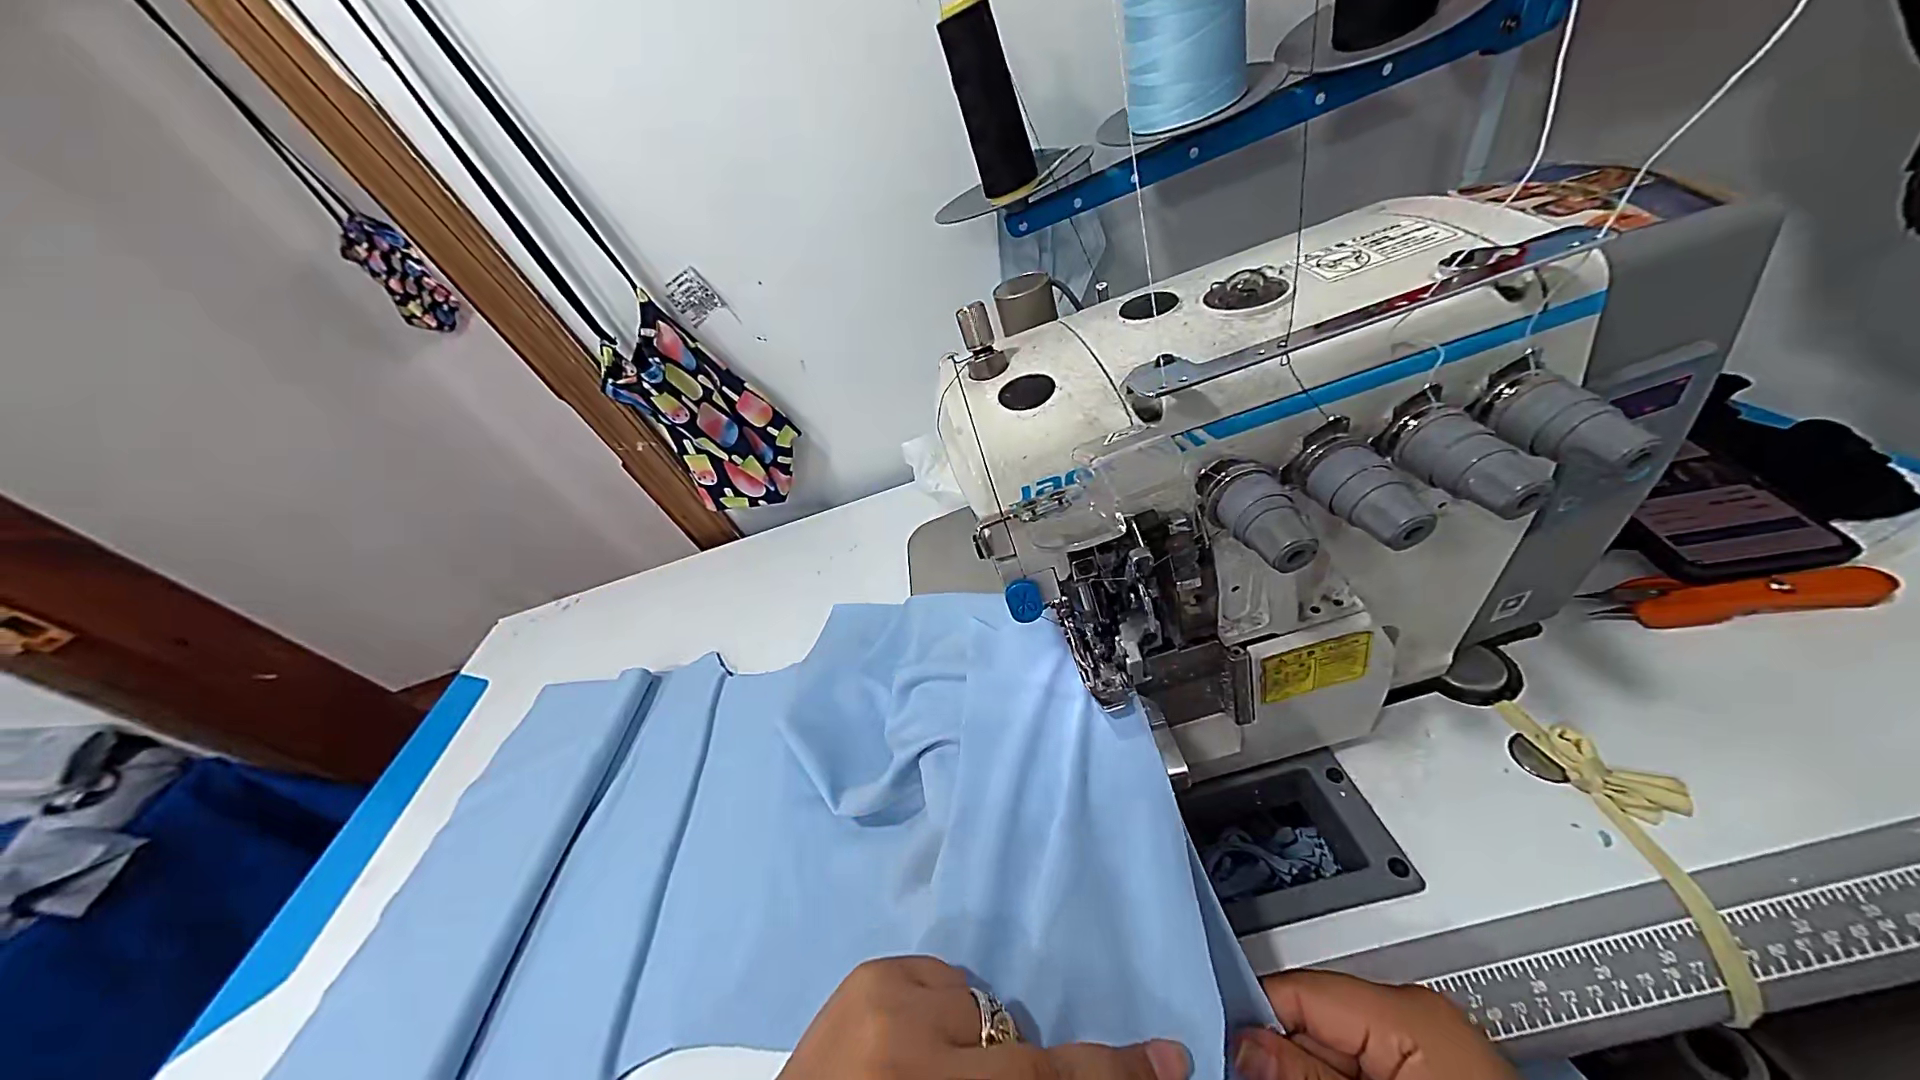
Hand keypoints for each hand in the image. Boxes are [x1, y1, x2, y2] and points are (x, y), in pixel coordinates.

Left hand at [778, 956, 1192, 1079]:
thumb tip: (1074, 1068)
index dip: (1115, 1075)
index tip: (1170, 1060)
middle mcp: (910, 1049)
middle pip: (1014, 1041)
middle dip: (1013, 1065)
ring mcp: (881, 1003)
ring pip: (974, 1005)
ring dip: (964, 1039)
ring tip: (920, 1069)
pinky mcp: (862, 976)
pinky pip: (937, 979)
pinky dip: (932, 1013)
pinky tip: (900, 1045)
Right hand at [1232, 971, 1518, 1079]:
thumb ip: (1306, 1077)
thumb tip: (1245, 1044)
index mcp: (1406, 1012)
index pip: (1292, 990)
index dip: (1252, 1022)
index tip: (1225, 1057)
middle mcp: (1412, 1019)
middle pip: (1308, 1020)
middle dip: (1278, 1057)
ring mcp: (1420, 1050)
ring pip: (1329, 1051)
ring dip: (1302, 1076)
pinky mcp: (1425, 1073)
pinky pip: (1355, 1069)